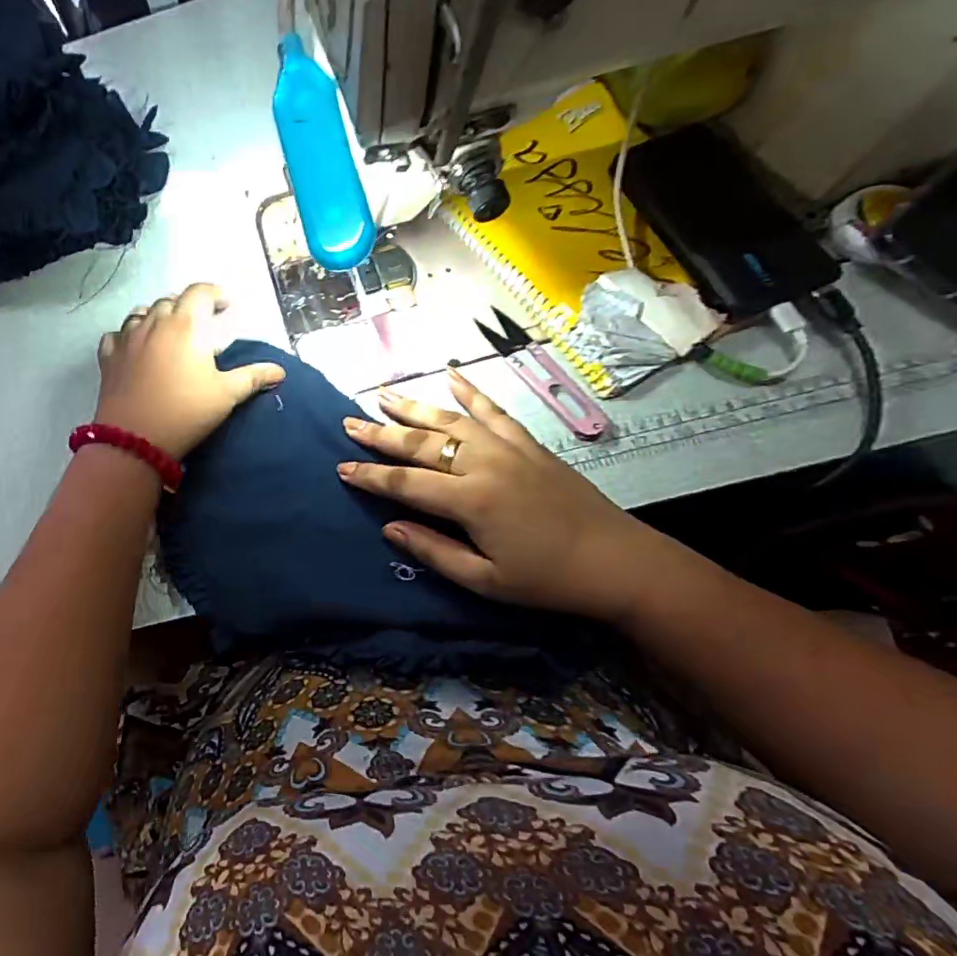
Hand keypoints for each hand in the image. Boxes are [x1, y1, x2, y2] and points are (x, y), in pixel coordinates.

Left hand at [95, 284, 285, 458]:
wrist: (134, 439)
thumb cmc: (186, 412)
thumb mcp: (226, 395)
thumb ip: (252, 377)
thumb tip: (279, 371)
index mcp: (185, 326)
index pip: (199, 293)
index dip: (215, 294)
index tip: (226, 304)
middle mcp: (154, 323)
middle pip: (171, 300)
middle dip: (188, 305)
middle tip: (201, 321)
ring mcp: (127, 338)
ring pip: (141, 312)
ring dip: (158, 315)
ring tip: (169, 329)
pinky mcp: (109, 357)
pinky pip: (117, 334)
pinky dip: (129, 334)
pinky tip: (136, 345)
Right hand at [337, 372, 661, 619]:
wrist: (615, 560)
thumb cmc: (546, 579)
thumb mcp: (485, 580)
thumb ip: (434, 552)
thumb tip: (390, 528)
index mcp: (471, 501)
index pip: (405, 484)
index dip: (370, 476)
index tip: (341, 467)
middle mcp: (484, 464)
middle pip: (422, 444)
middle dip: (381, 434)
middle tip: (349, 423)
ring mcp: (508, 447)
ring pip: (451, 419)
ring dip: (414, 407)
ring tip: (384, 395)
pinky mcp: (528, 443)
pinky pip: (493, 410)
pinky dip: (472, 391)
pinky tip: (452, 375)